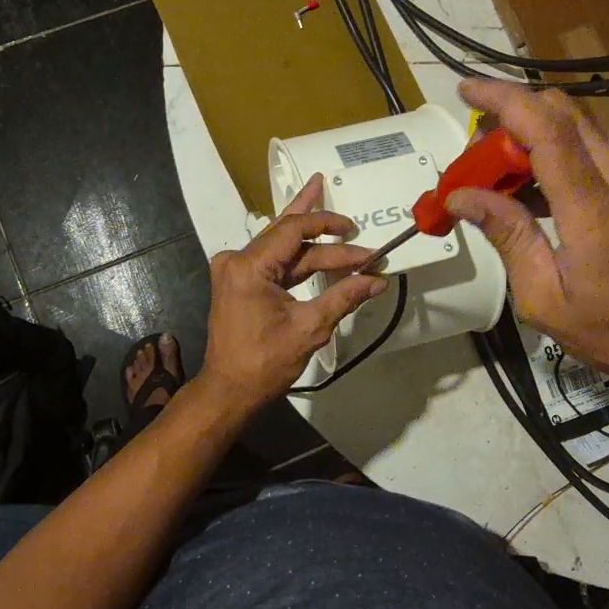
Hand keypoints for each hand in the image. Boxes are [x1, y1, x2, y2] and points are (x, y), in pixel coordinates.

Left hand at [201, 174, 389, 406]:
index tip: (354, 228)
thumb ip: (344, 297)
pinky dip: (299, 261)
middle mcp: (236, 260)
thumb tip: (378, 280)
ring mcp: (235, 271)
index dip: (327, 224)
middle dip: (322, 229)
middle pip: (286, 234)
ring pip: (281, 248)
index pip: (293, 229)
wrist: (230, 391)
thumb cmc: (265, 363)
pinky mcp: (240, 283)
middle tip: (350, 216)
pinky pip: (274, 264)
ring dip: (313, 243)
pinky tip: (322, 252)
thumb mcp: (310, 328)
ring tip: (338, 223)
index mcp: (248, 266)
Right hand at [445, 79, 608, 404]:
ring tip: (493, 178)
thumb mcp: (548, 302)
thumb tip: (463, 197)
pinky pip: (592, 154)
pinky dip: (553, 156)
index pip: (548, 130)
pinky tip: (529, 193)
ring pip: (578, 130)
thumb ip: (509, 239)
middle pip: (563, 114)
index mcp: (596, 210)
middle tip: (473, 156)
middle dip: (510, 117)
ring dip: (530, 137)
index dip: (504, 100)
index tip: (465, 90)